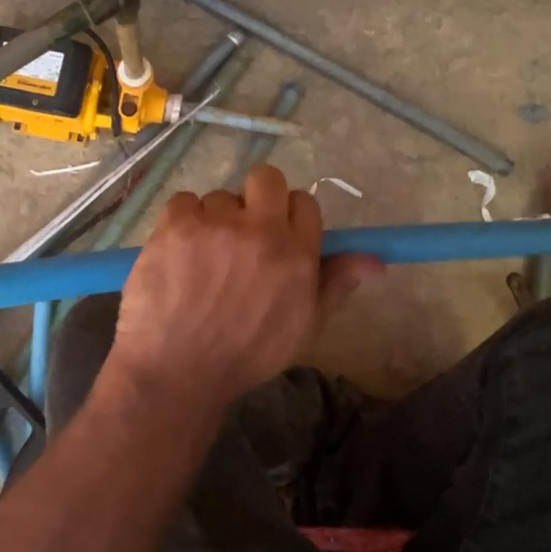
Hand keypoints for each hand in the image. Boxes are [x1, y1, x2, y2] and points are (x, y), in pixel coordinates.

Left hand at [107, 166, 381, 413]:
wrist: (178, 373)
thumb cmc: (245, 355)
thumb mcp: (303, 326)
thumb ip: (335, 284)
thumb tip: (375, 261)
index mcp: (296, 254)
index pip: (304, 202)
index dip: (289, 216)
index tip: (275, 236)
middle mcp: (260, 231)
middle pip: (266, 179)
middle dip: (257, 198)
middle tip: (242, 231)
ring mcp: (215, 224)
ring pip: (221, 197)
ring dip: (215, 220)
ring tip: (204, 258)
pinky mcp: (175, 225)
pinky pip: (184, 202)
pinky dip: (182, 222)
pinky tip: (179, 253)